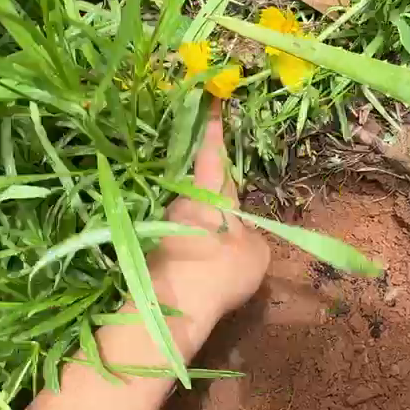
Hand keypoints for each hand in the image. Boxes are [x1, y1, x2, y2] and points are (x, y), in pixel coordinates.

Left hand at [148, 102, 269, 333]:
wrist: (174, 308)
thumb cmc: (222, 270)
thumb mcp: (256, 251)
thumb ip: (250, 235)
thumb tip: (239, 235)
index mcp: (210, 193)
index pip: (213, 153)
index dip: (214, 128)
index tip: (211, 101)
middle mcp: (183, 202)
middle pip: (201, 190)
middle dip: (215, 200)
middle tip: (231, 218)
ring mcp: (165, 227)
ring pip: (190, 219)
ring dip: (204, 232)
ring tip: (220, 260)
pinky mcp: (154, 251)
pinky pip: (181, 242)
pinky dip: (194, 252)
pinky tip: (205, 275)